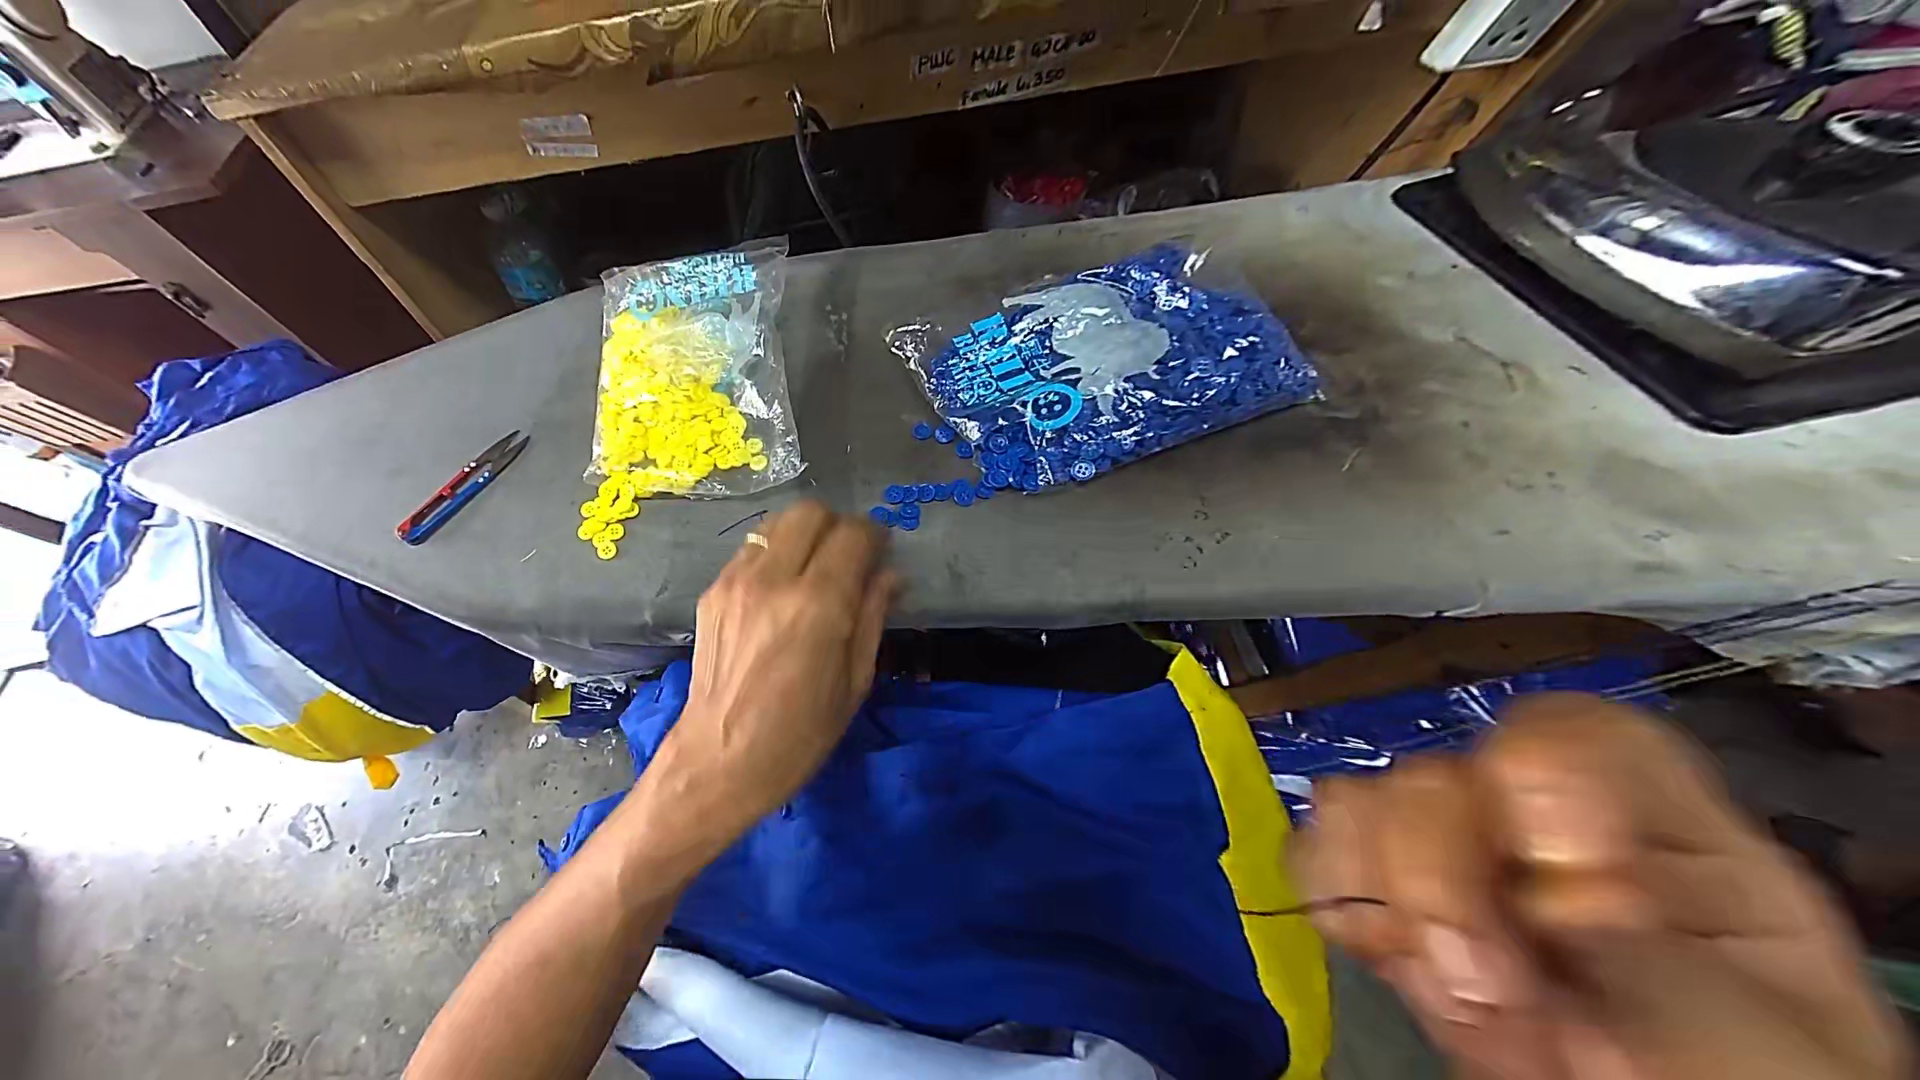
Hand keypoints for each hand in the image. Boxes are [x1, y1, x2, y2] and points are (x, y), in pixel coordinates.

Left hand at [649, 501, 894, 838]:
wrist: (719, 762)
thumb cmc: (801, 735)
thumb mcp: (856, 681)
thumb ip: (873, 615)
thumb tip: (890, 574)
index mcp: (818, 605)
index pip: (854, 535)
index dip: (875, 536)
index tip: (882, 552)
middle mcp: (774, 580)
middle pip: (811, 512)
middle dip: (838, 525)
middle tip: (849, 556)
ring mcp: (736, 582)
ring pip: (777, 523)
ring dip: (805, 535)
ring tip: (815, 568)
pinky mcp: (712, 592)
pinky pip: (752, 550)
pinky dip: (776, 554)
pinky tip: (782, 589)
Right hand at [1294, 693, 1908, 1079]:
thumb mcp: (1757, 1047)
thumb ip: (1660, 958)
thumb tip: (1552, 896)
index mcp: (1647, 830)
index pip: (1573, 732)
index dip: (1545, 767)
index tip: (1560, 862)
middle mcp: (1524, 824)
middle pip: (1437, 775)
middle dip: (1438, 871)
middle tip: (1484, 982)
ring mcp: (1441, 857)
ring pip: (1356, 803)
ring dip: (1386, 897)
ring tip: (1452, 994)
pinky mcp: (1380, 900)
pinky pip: (1319, 859)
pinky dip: (1339, 903)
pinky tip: (1393, 961)